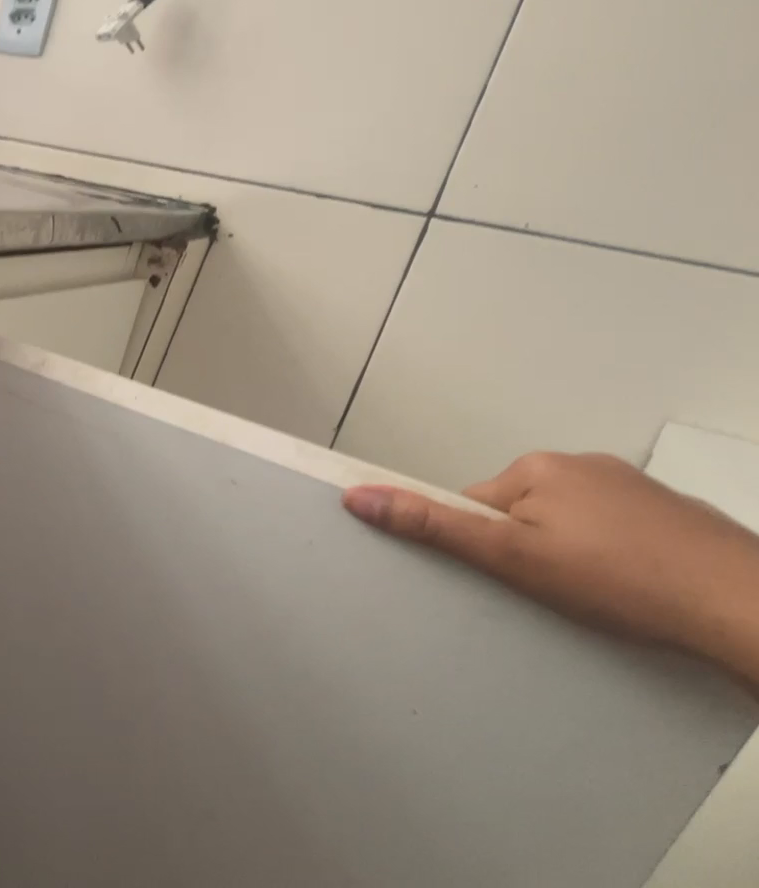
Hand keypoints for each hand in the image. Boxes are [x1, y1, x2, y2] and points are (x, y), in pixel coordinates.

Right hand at [344, 453, 758, 684]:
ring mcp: (637, 488)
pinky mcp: (677, 515)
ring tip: (599, 594)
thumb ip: (431, 525)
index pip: (473, 503)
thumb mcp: (509, 557)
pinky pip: (619, 533)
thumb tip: (357, 496)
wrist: (753, 611)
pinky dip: (616, 557)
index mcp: (538, 467)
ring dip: (571, 554)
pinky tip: (633, 589)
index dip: (480, 543)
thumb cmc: (624, 581)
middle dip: (526, 548)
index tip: (507, 575)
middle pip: (521, 511)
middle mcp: (585, 464)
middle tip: (551, 589)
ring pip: (570, 523)